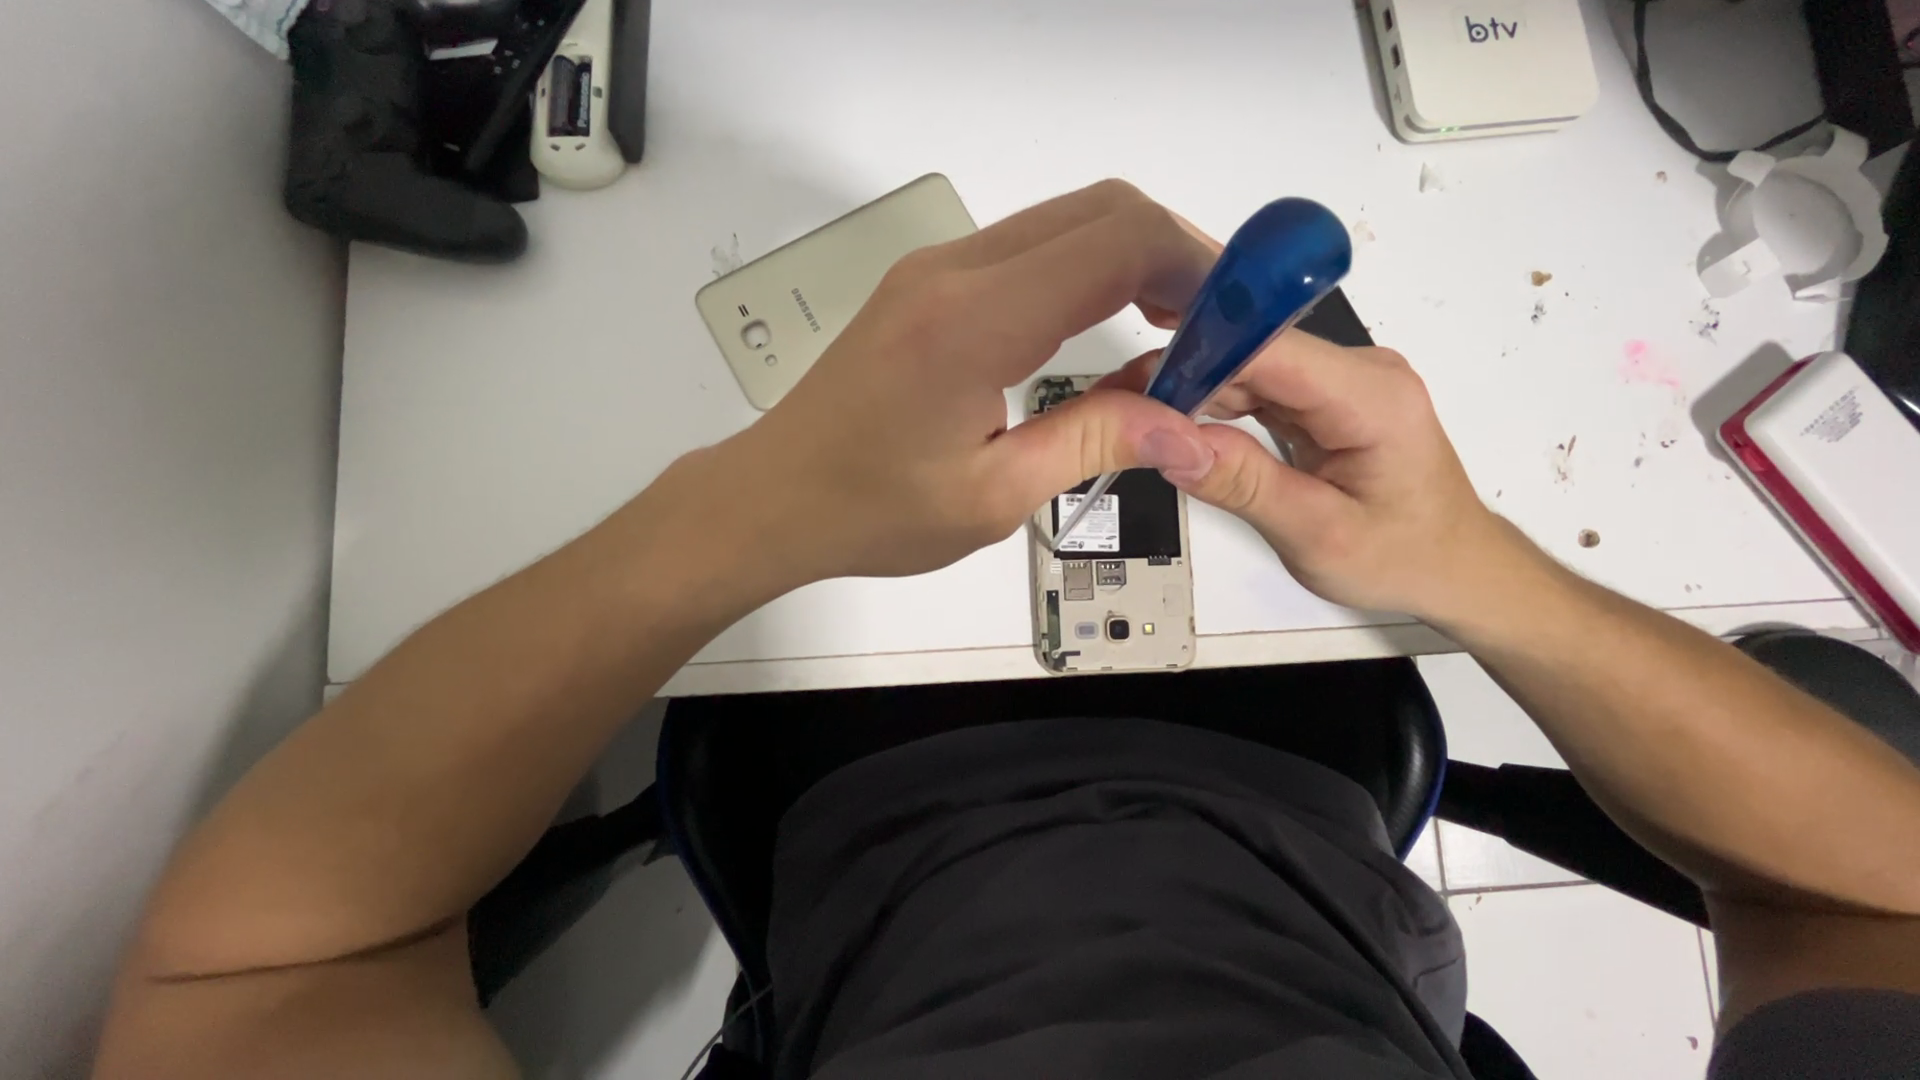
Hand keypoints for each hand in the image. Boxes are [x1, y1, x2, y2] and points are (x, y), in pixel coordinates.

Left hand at [724, 180, 1220, 582]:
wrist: (776, 495)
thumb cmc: (871, 512)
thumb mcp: (992, 496)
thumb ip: (1091, 441)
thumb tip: (1179, 420)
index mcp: (973, 323)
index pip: (1116, 242)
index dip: (1195, 266)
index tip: (1234, 319)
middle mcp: (954, 272)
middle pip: (1100, 210)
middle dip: (1175, 253)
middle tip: (1214, 324)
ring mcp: (936, 268)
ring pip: (1066, 219)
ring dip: (1132, 256)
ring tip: (1174, 325)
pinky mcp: (928, 283)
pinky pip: (1028, 246)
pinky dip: (1086, 267)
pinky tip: (1107, 320)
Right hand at [1104, 330, 1531, 621]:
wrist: (1454, 567)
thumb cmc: (1401, 558)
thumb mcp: (1316, 534)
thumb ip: (1244, 484)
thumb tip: (1169, 443)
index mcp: (1370, 397)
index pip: (1269, 349)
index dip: (1198, 354)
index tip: (1134, 383)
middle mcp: (1359, 372)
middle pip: (1254, 352)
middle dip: (1186, 376)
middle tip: (1122, 412)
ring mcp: (1342, 383)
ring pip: (1250, 368)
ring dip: (1195, 392)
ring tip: (1139, 419)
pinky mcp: (1327, 399)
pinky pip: (1260, 389)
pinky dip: (1217, 407)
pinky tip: (1180, 426)